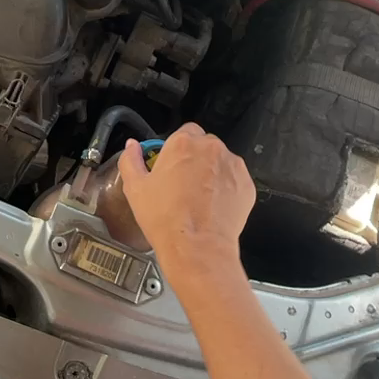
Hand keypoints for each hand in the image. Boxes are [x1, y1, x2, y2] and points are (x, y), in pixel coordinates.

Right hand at [118, 123, 255, 295]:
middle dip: (195, 158)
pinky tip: (212, 206)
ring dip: (211, 171)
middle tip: (182, 182)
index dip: (177, 148)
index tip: (170, 164)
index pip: (184, 131)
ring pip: (220, 161)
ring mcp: (233, 165)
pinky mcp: (247, 184)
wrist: (197, 247)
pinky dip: (226, 187)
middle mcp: (211, 148)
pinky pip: (234, 179)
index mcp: (183, 144)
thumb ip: (131, 160)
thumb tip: (133, 146)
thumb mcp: (135, 188)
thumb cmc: (165, 218)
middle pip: (204, 144)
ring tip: (199, 197)